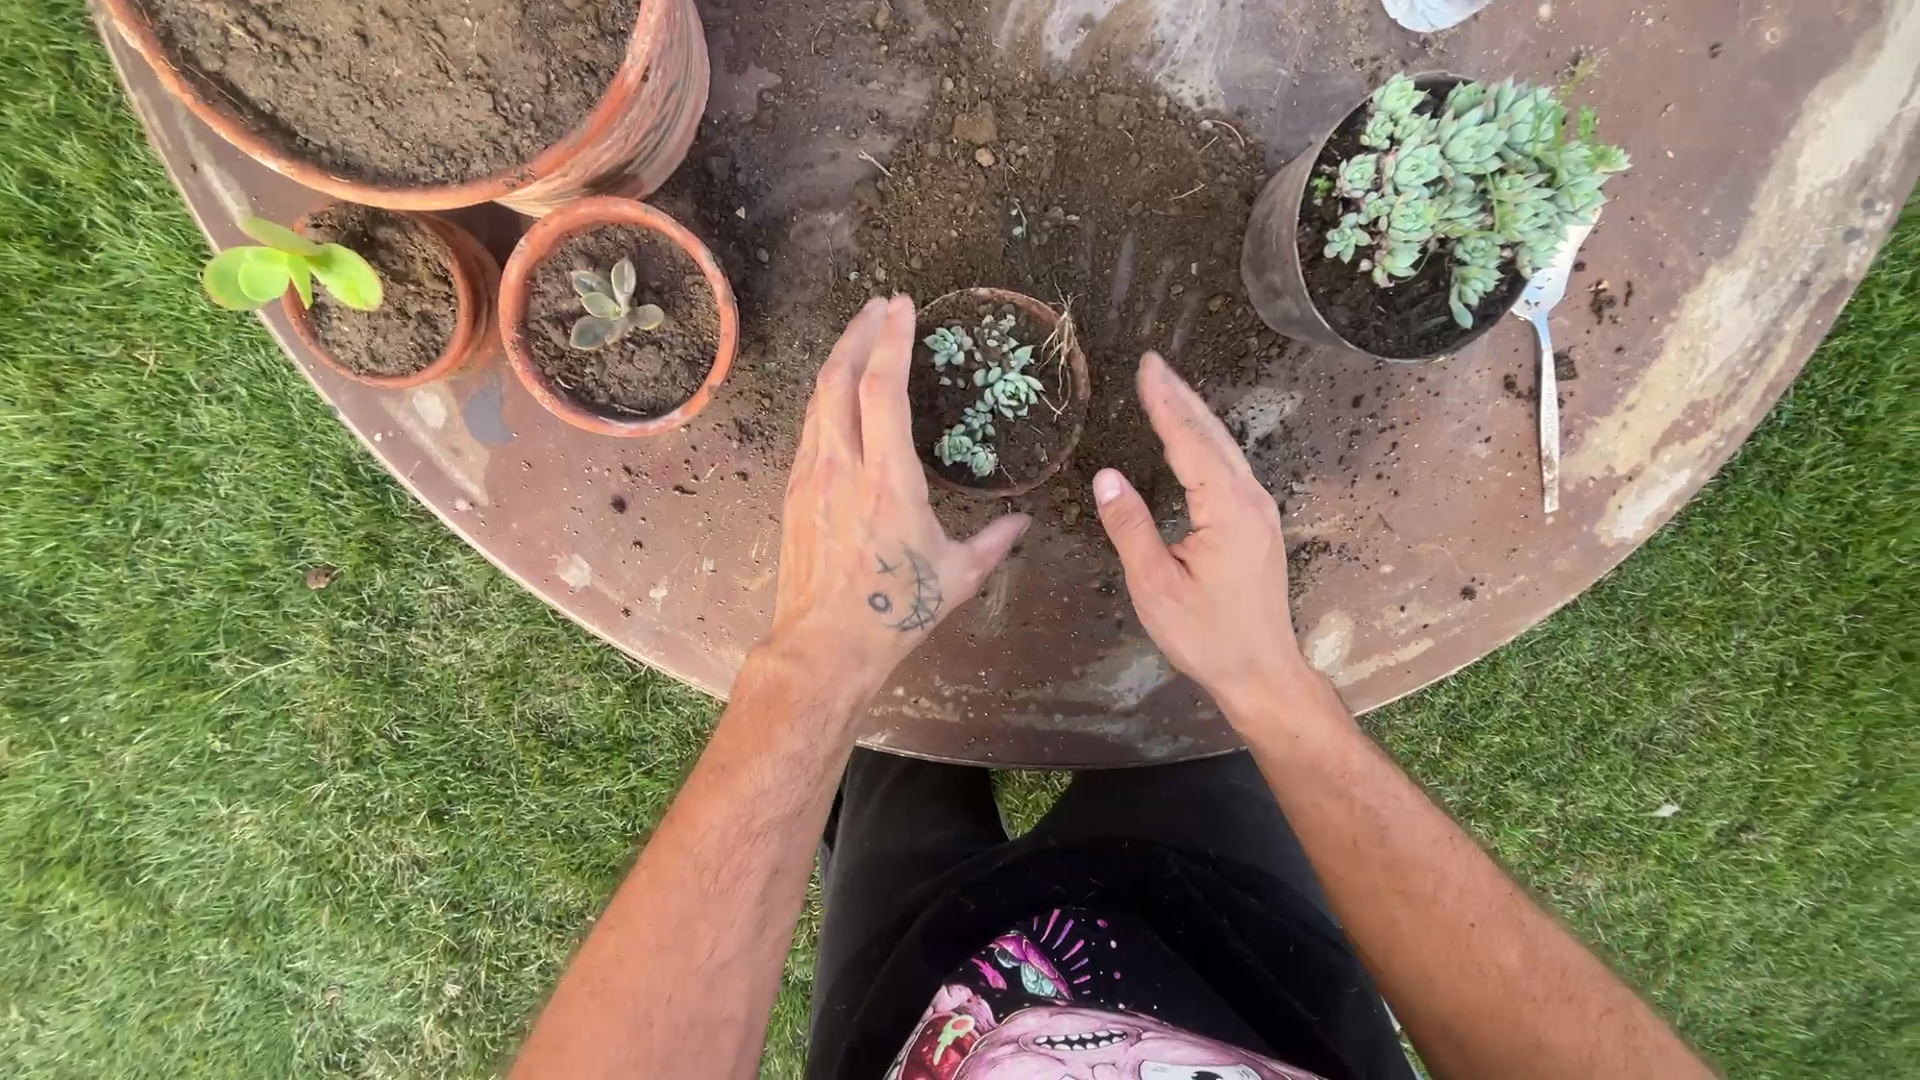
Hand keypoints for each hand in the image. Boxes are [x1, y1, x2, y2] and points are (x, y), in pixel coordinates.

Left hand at [763, 296, 1029, 710]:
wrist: (825, 645)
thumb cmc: (895, 611)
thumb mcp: (957, 576)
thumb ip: (994, 541)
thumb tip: (1021, 522)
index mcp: (888, 481)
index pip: (882, 389)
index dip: (892, 341)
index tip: (903, 306)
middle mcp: (843, 468)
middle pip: (839, 378)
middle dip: (859, 333)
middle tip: (880, 305)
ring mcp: (812, 478)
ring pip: (817, 399)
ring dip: (837, 359)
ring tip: (858, 335)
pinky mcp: (796, 493)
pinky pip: (809, 428)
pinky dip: (824, 397)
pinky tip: (836, 394)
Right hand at [1092, 352, 1315, 719]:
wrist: (1261, 671)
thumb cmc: (1206, 635)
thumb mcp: (1156, 587)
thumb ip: (1131, 528)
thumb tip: (1105, 477)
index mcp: (1226, 509)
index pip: (1189, 442)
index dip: (1164, 403)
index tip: (1146, 367)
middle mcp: (1251, 500)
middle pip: (1213, 435)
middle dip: (1181, 397)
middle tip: (1154, 363)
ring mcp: (1260, 511)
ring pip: (1225, 449)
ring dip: (1195, 416)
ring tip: (1167, 389)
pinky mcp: (1259, 524)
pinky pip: (1230, 467)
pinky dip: (1207, 442)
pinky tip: (1194, 438)